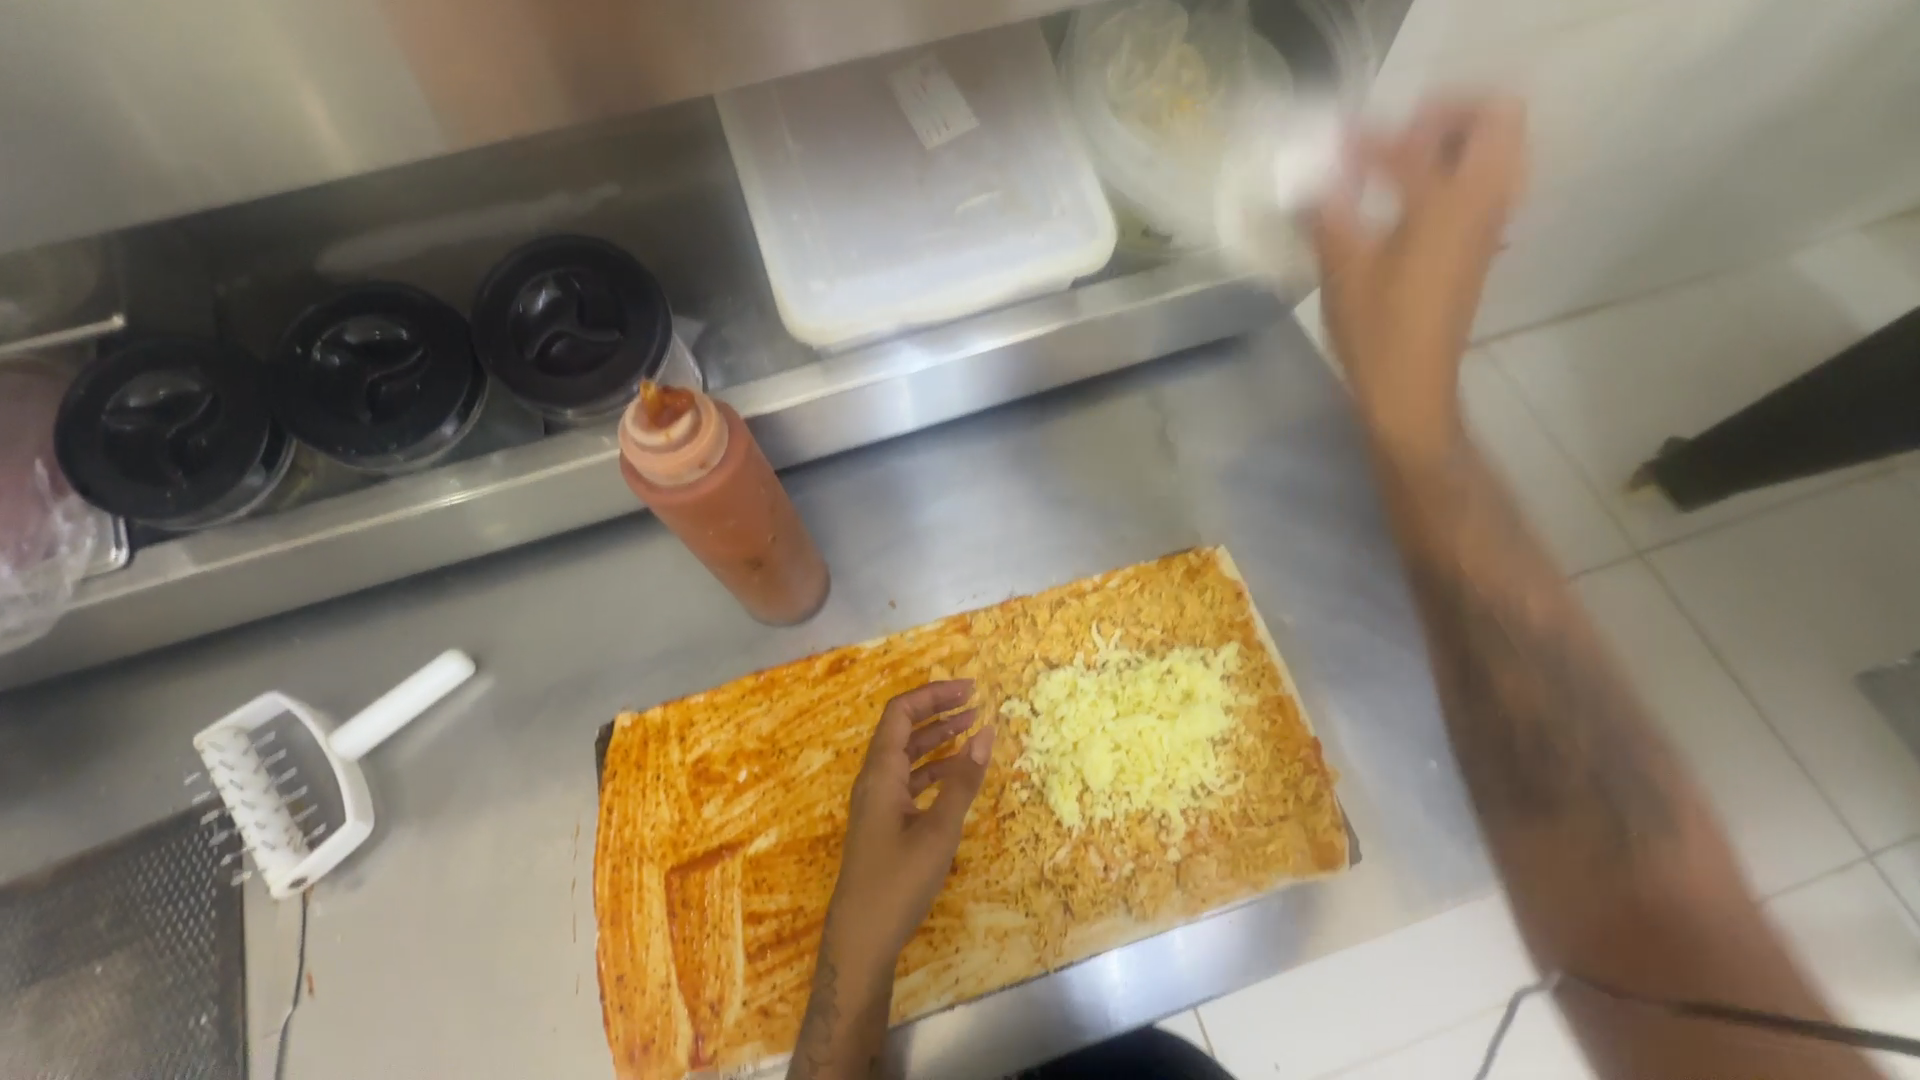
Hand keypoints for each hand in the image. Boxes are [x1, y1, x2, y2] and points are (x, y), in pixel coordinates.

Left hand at [822, 680, 995, 972]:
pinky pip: (909, 779)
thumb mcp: (939, 829)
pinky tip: (958, 773)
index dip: (933, 695)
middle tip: (976, 702)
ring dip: (938, 738)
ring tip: (974, 729)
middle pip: (903, 728)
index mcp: (881, 772)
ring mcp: (878, 801)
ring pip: (907, 754)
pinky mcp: (884, 822)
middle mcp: (875, 778)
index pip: (901, 712)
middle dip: (938, 711)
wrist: (861, 936)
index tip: (970, 690)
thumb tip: (986, 732)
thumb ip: (963, 780)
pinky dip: (934, 768)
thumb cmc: (899, 880)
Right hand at [1314, 96, 1528, 457]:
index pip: (1411, 143)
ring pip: (1499, 151)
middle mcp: (1481, 202)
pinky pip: (1488, 182)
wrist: (1411, 386)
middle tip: (1396, 136)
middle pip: (1495, 119)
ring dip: (1456, 142)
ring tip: (1404, 163)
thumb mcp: (1341, 269)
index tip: (1333, 146)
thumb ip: (1328, 212)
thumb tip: (1312, 179)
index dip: (1367, 139)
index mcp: (1445, 203)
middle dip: (1446, 115)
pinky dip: (1457, 172)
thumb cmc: (1376, 331)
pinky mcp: (1482, 246)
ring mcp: (1489, 224)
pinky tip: (1410, 200)